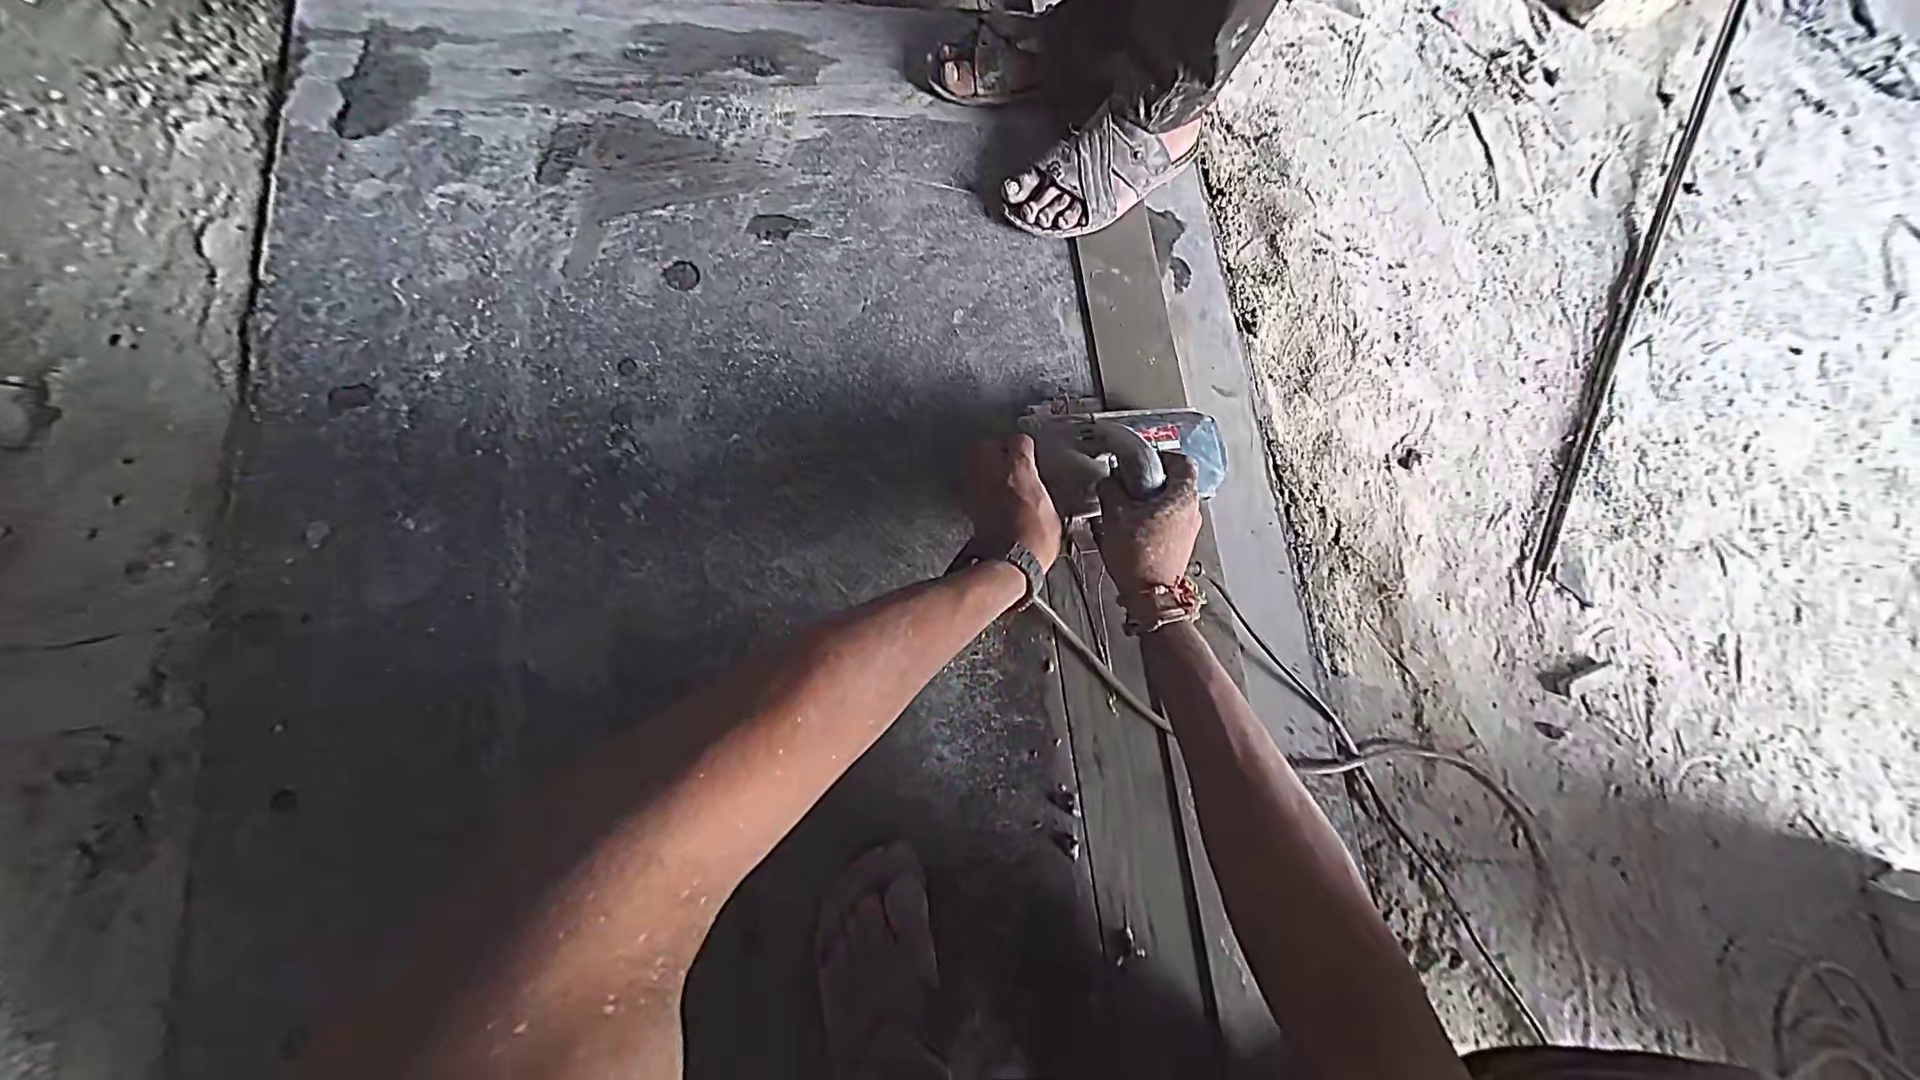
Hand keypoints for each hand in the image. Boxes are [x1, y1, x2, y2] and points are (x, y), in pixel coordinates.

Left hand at [964, 435, 1061, 569]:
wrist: (1010, 564)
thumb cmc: (1032, 542)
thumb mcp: (1051, 512)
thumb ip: (1040, 493)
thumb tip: (1038, 494)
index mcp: (1020, 472)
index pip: (1019, 441)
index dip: (1024, 446)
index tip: (1027, 452)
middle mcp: (994, 476)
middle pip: (985, 445)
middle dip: (994, 449)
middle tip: (1006, 459)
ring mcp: (978, 490)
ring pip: (973, 462)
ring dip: (983, 466)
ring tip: (996, 476)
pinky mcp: (969, 506)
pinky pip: (971, 485)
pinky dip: (978, 486)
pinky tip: (990, 496)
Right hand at [1094, 451, 1200, 595]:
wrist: (1149, 595)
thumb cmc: (1138, 555)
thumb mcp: (1114, 514)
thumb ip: (1110, 489)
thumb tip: (1109, 481)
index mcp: (1183, 496)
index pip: (1181, 460)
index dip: (1160, 455)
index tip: (1141, 460)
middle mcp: (1192, 511)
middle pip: (1174, 482)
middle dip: (1149, 481)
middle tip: (1127, 485)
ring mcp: (1189, 530)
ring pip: (1169, 503)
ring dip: (1148, 502)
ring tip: (1125, 510)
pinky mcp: (1181, 545)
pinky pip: (1167, 522)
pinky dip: (1151, 519)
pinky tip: (1130, 529)